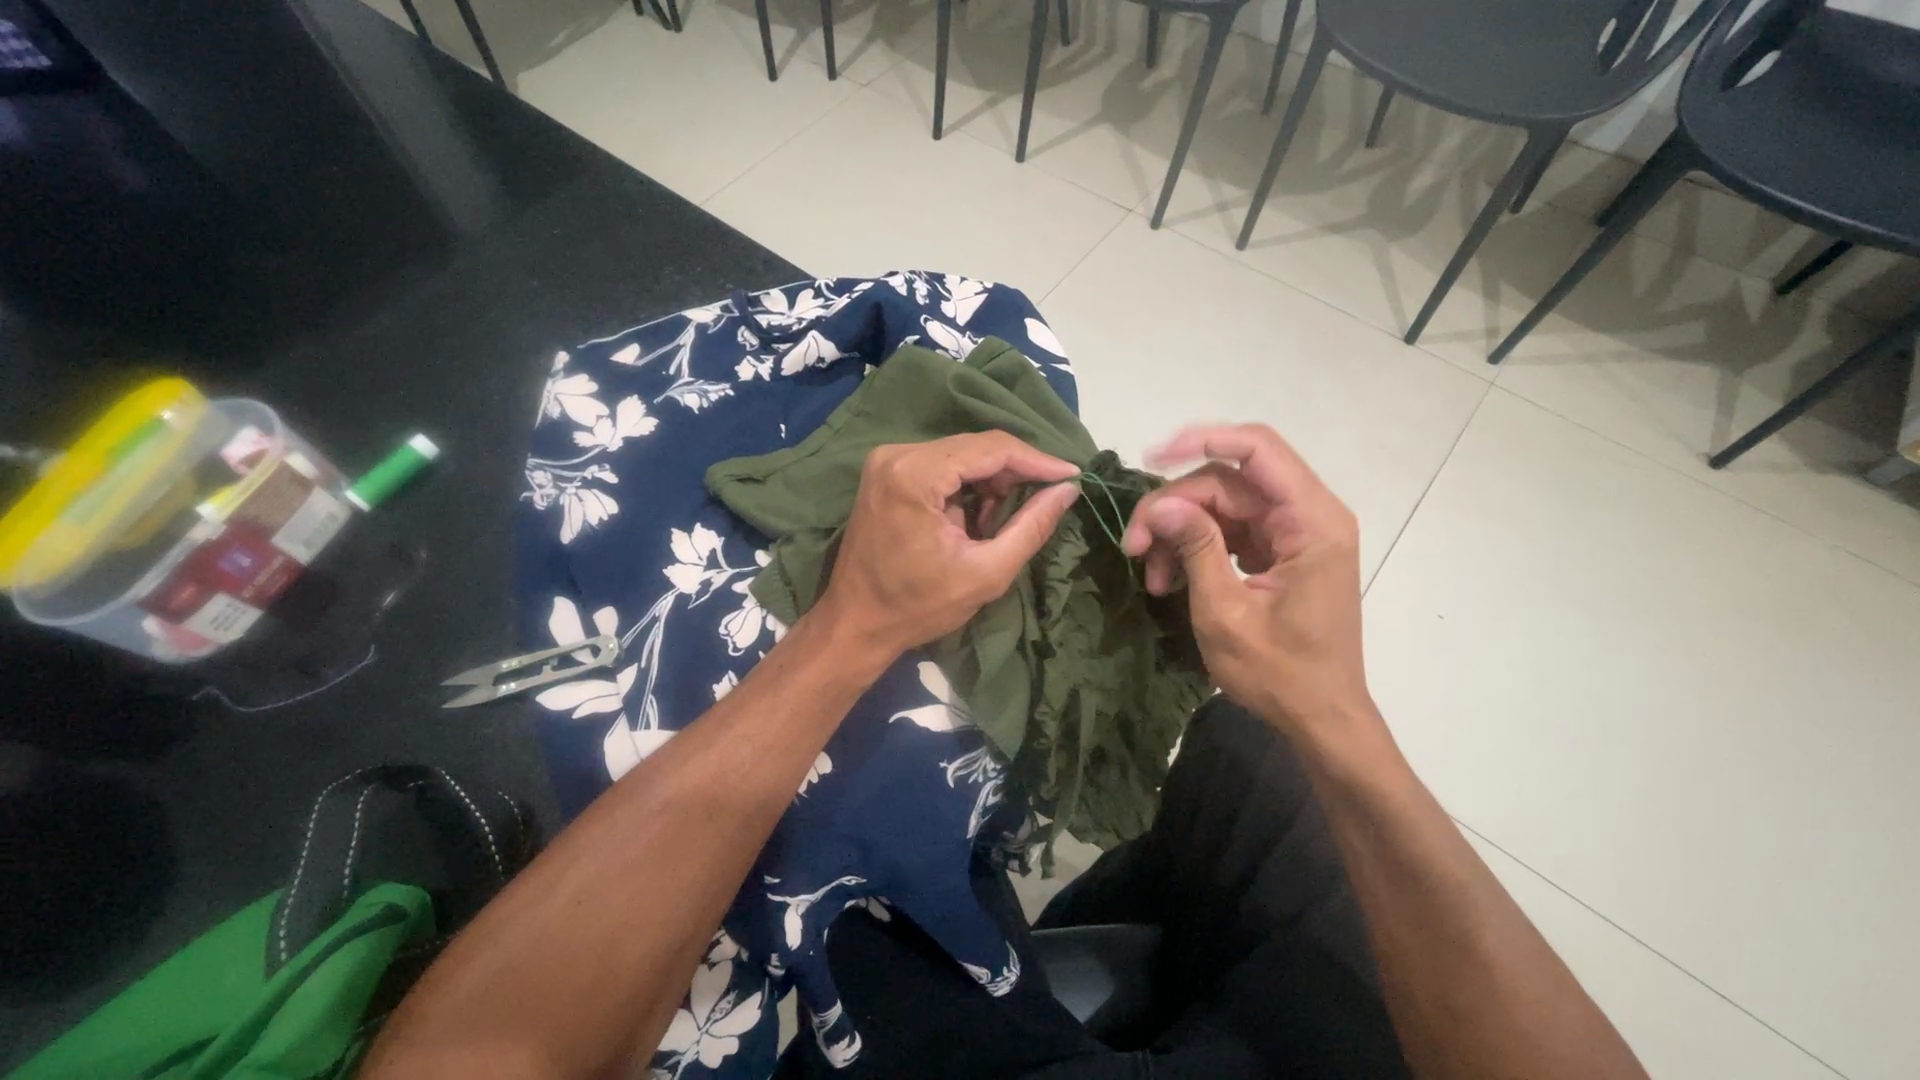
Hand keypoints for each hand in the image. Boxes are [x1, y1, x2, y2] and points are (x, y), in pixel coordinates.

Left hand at [815, 432, 1080, 660]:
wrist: (856, 623)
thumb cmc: (918, 606)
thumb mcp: (986, 572)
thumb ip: (1031, 527)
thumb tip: (1068, 490)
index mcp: (914, 474)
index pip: (990, 448)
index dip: (1037, 459)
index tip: (1073, 474)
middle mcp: (897, 454)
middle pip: (975, 446)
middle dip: (1015, 470)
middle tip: (1047, 497)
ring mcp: (888, 460)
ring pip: (961, 455)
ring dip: (991, 481)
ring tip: (1003, 521)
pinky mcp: (886, 472)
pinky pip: (942, 465)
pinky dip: (967, 486)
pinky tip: (978, 519)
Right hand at [1122, 424, 1374, 741]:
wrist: (1321, 720)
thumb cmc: (1280, 674)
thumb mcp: (1226, 612)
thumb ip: (1197, 547)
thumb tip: (1162, 504)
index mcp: (1312, 522)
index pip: (1257, 449)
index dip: (1201, 440)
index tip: (1150, 458)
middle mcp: (1310, 514)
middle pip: (1231, 480)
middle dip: (1176, 506)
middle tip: (1134, 545)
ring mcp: (1296, 533)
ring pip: (1225, 504)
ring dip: (1181, 530)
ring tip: (1153, 575)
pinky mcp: (1282, 551)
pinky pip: (1231, 529)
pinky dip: (1197, 547)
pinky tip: (1170, 579)